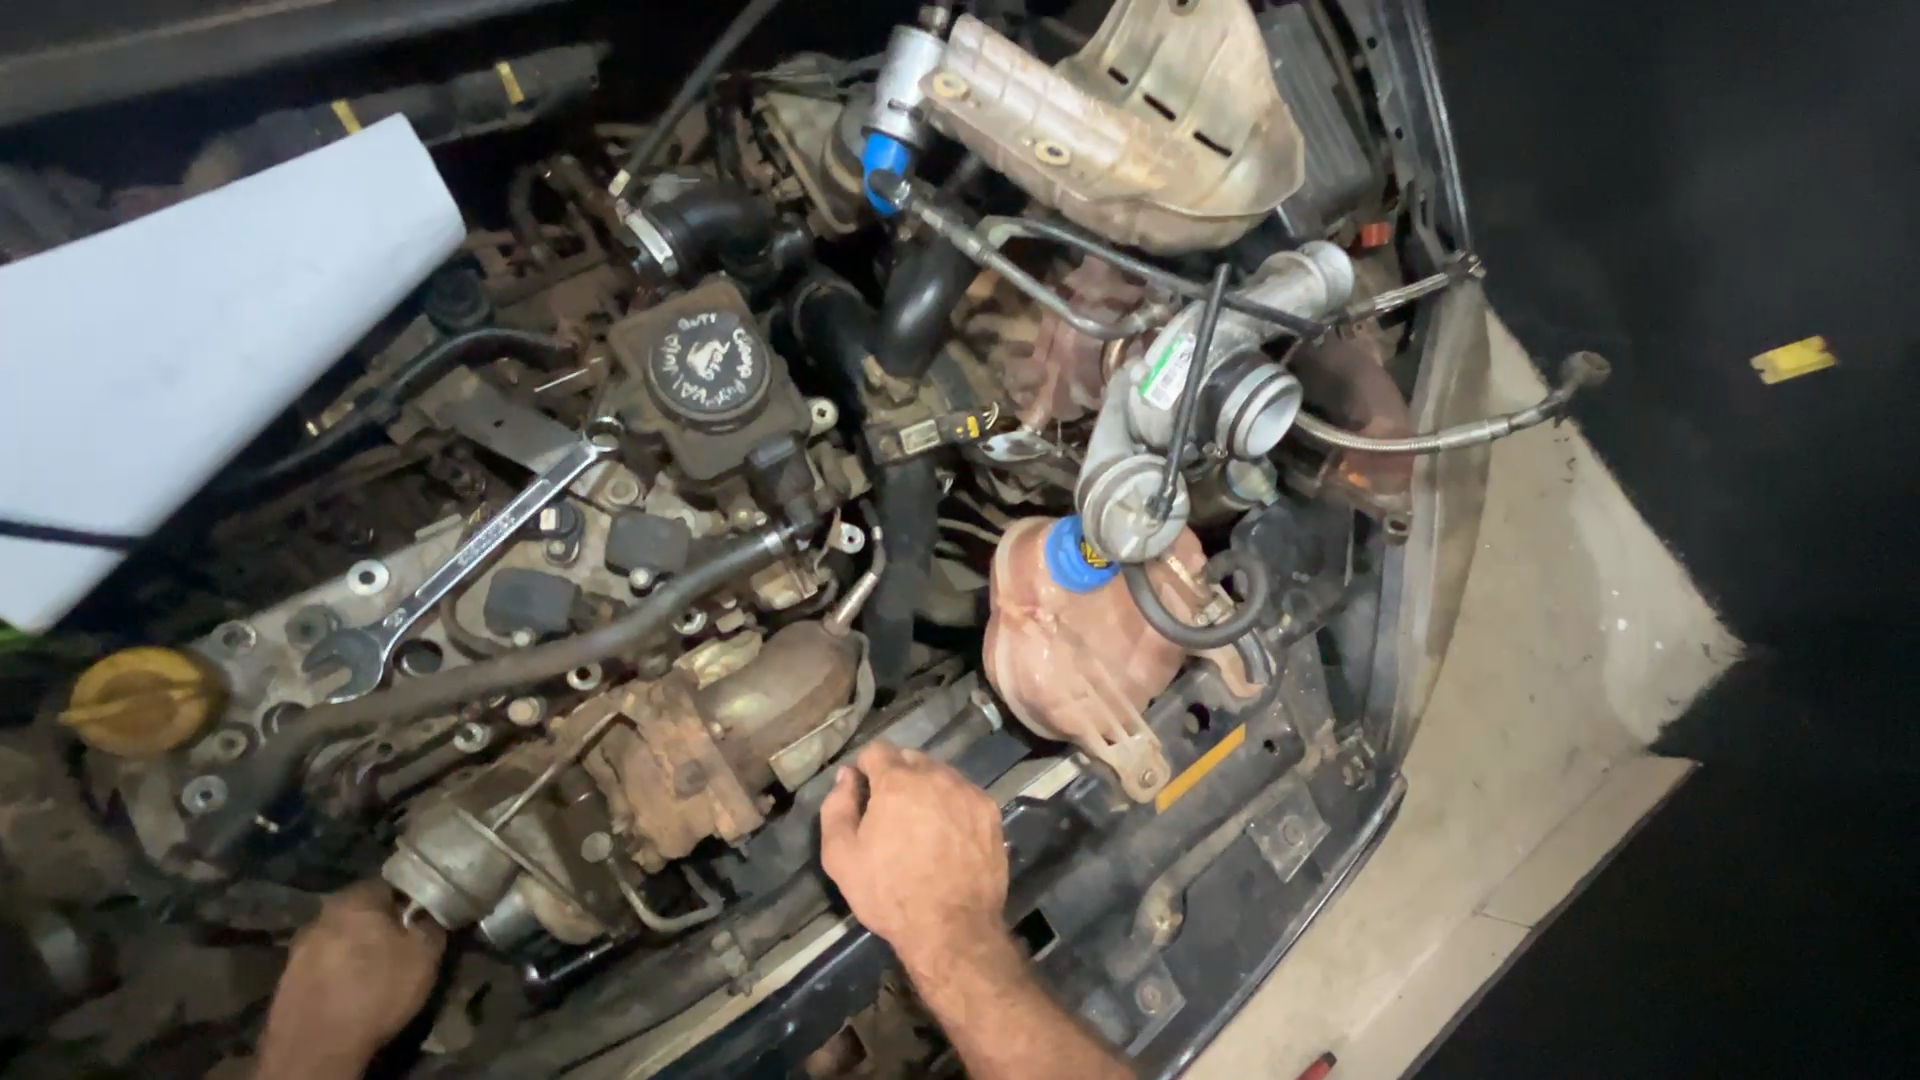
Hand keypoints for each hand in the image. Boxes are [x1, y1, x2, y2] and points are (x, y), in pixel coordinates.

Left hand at [258, 881, 444, 1072]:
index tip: (425, 913)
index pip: (390, 882)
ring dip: (358, 948)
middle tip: (406, 940)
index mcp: (353, 901)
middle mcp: (319, 918)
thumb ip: (432, 920)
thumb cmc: (377, 992)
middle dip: (382, 922)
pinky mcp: (285, 984)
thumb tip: (432, 908)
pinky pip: (324, 965)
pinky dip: (339, 972)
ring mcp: (296, 953)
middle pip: (362, 911)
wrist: (314, 1056)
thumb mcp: (426, 952)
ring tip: (380, 968)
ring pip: (341, 938)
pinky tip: (354, 989)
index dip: (412, 896)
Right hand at [819, 742, 1007, 968]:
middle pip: (910, 758)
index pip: (877, 749)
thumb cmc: (889, 894)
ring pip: (940, 774)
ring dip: (927, 788)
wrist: (952, 928)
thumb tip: (847, 776)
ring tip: (922, 825)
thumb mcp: (841, 857)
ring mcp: (967, 791)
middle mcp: (936, 775)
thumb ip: (837, 807)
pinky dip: (952, 804)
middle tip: (891, 813)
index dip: (866, 768)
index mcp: (897, 781)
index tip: (865, 793)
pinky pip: (964, 793)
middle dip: (897, 775)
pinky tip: (948, 834)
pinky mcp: (990, 811)